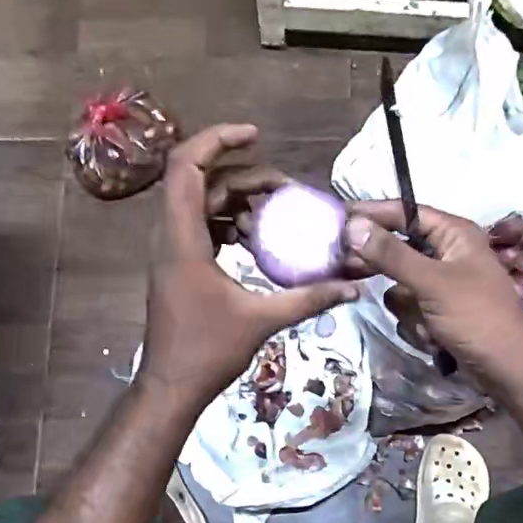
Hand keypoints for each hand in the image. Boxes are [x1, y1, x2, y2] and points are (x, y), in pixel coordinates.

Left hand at [140, 125, 357, 409]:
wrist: (171, 385)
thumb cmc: (206, 352)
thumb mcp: (261, 321)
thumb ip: (308, 299)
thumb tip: (352, 287)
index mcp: (181, 239)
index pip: (186, 166)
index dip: (217, 140)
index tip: (256, 137)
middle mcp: (169, 236)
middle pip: (200, 182)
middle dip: (243, 176)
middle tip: (285, 189)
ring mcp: (170, 251)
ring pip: (200, 204)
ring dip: (237, 201)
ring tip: (276, 212)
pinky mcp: (178, 266)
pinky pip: (201, 227)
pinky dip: (227, 223)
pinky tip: (256, 238)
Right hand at [342, 202, 522, 379]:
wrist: (507, 367)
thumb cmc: (476, 317)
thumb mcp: (431, 282)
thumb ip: (391, 254)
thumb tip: (353, 226)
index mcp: (453, 233)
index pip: (404, 212)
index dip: (371, 213)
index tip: (338, 216)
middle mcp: (447, 252)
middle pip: (398, 246)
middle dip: (379, 263)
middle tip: (345, 267)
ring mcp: (442, 283)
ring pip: (400, 282)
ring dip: (406, 305)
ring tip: (421, 319)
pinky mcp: (438, 309)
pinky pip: (410, 306)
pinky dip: (416, 321)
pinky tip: (431, 336)